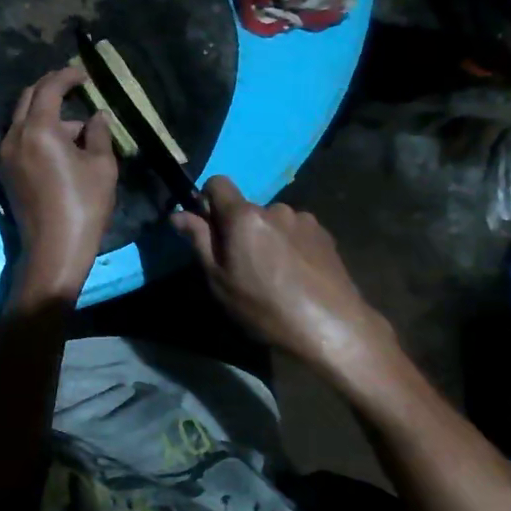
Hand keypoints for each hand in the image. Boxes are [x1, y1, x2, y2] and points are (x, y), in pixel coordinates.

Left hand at [0, 66, 118, 299]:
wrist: (54, 250)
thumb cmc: (84, 206)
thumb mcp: (102, 166)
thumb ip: (99, 134)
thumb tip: (97, 116)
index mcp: (38, 130)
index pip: (49, 89)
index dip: (67, 76)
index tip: (84, 74)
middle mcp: (14, 138)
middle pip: (28, 99)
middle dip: (50, 88)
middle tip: (73, 87)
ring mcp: (5, 157)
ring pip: (23, 122)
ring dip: (47, 116)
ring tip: (78, 131)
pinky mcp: (4, 174)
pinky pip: (19, 141)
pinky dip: (37, 135)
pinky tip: (61, 148)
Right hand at [172, 177, 396, 378]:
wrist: (332, 327)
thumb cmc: (264, 306)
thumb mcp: (219, 280)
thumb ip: (199, 240)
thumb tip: (178, 214)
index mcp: (244, 216)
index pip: (217, 183)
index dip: (207, 200)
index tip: (208, 228)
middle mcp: (275, 208)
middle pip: (245, 208)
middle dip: (238, 228)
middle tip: (241, 266)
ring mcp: (304, 219)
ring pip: (272, 221)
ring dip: (266, 236)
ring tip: (274, 273)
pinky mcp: (325, 234)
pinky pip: (295, 231)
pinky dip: (289, 244)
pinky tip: (297, 274)